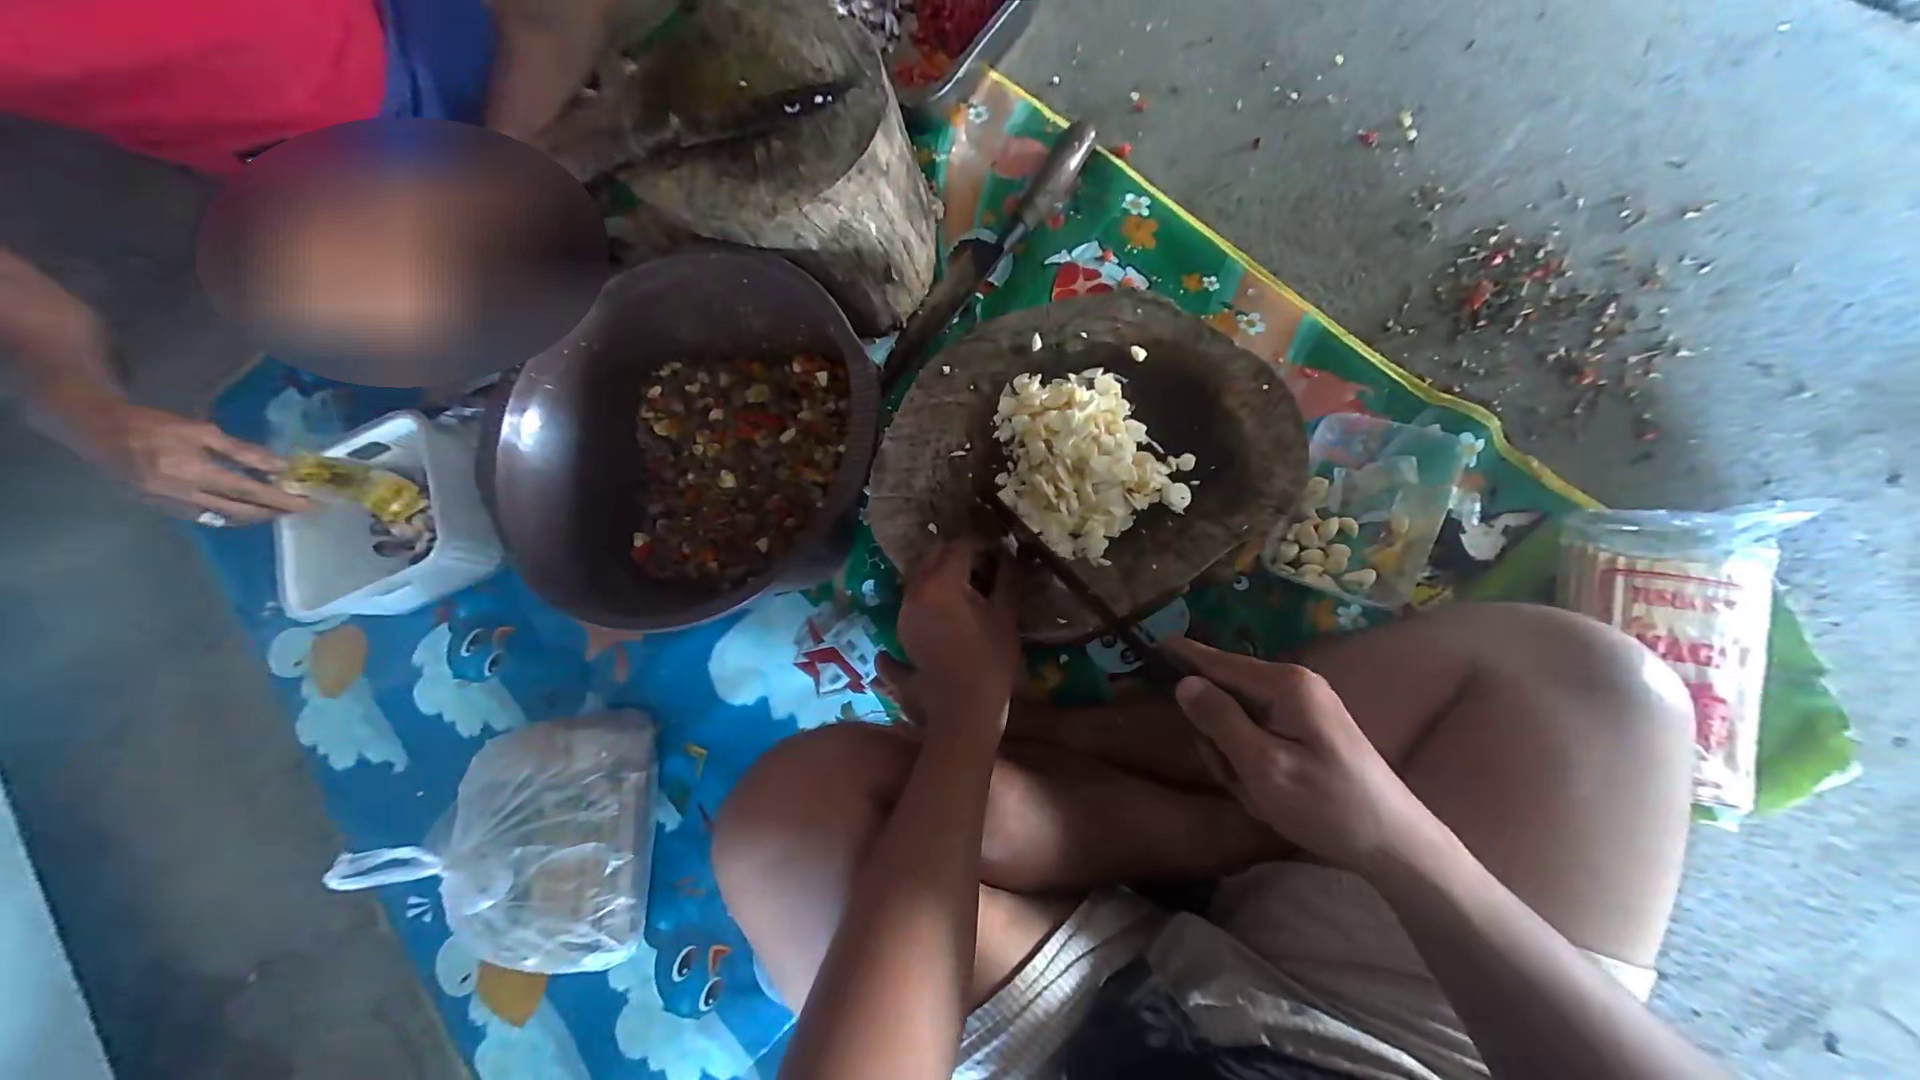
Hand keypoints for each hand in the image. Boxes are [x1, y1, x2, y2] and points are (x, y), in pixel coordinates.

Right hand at [68, 398, 310, 523]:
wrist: (93, 428)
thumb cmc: (152, 424)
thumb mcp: (203, 431)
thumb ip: (244, 451)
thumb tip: (282, 467)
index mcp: (191, 471)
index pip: (249, 492)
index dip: (282, 500)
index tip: (309, 504)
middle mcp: (178, 493)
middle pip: (239, 511)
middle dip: (273, 512)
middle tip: (299, 509)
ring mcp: (165, 503)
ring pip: (221, 519)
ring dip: (253, 516)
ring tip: (277, 509)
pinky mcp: (156, 507)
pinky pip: (201, 517)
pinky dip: (228, 515)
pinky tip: (245, 508)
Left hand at [880, 540, 1020, 740]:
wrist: (962, 708)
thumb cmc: (990, 662)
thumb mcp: (1006, 615)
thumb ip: (1008, 577)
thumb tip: (1009, 552)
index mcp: (941, 584)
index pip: (962, 546)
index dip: (984, 544)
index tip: (1001, 552)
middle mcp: (916, 590)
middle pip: (936, 554)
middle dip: (961, 554)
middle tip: (988, 567)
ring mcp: (905, 609)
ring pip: (924, 573)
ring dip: (946, 571)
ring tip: (974, 587)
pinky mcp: (903, 626)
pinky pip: (917, 594)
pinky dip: (935, 590)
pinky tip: (957, 606)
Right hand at [1165, 637, 1442, 875]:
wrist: (1396, 844)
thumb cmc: (1327, 805)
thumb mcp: (1262, 767)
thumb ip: (1220, 721)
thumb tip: (1184, 683)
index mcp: (1284, 685)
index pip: (1218, 662)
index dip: (1183, 655)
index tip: (1153, 641)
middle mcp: (1293, 684)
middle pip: (1225, 695)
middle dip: (1218, 738)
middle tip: (1236, 778)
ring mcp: (1302, 706)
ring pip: (1237, 719)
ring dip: (1236, 757)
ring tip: (1260, 793)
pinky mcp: (1306, 727)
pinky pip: (1257, 734)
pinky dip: (1253, 763)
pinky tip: (1272, 792)